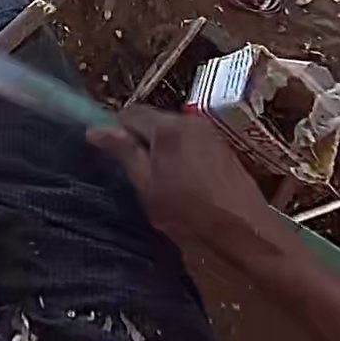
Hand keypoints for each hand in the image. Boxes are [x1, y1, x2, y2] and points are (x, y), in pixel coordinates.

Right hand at [87, 108, 275, 250]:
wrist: (244, 228)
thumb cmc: (189, 212)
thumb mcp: (148, 187)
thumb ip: (123, 153)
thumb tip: (95, 130)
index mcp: (166, 125)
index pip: (129, 112)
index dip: (116, 130)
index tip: (111, 154)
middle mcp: (186, 118)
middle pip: (151, 118)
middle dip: (139, 138)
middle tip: (136, 171)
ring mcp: (206, 128)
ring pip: (170, 129)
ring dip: (159, 145)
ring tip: (160, 178)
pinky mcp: (219, 141)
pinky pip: (188, 137)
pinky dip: (179, 150)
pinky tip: (183, 179)